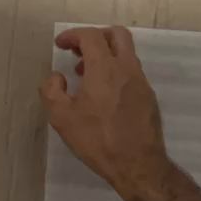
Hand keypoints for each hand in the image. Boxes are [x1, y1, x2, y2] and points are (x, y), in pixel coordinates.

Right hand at [41, 26, 172, 198]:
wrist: (137, 165)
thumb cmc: (96, 139)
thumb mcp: (61, 117)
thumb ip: (52, 90)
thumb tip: (57, 77)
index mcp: (104, 69)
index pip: (91, 36)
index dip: (73, 35)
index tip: (60, 45)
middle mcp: (127, 69)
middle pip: (117, 34)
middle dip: (95, 36)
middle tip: (78, 52)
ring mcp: (141, 82)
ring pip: (126, 53)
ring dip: (105, 55)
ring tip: (85, 75)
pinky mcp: (148, 97)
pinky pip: (131, 72)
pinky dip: (115, 71)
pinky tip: (102, 95)